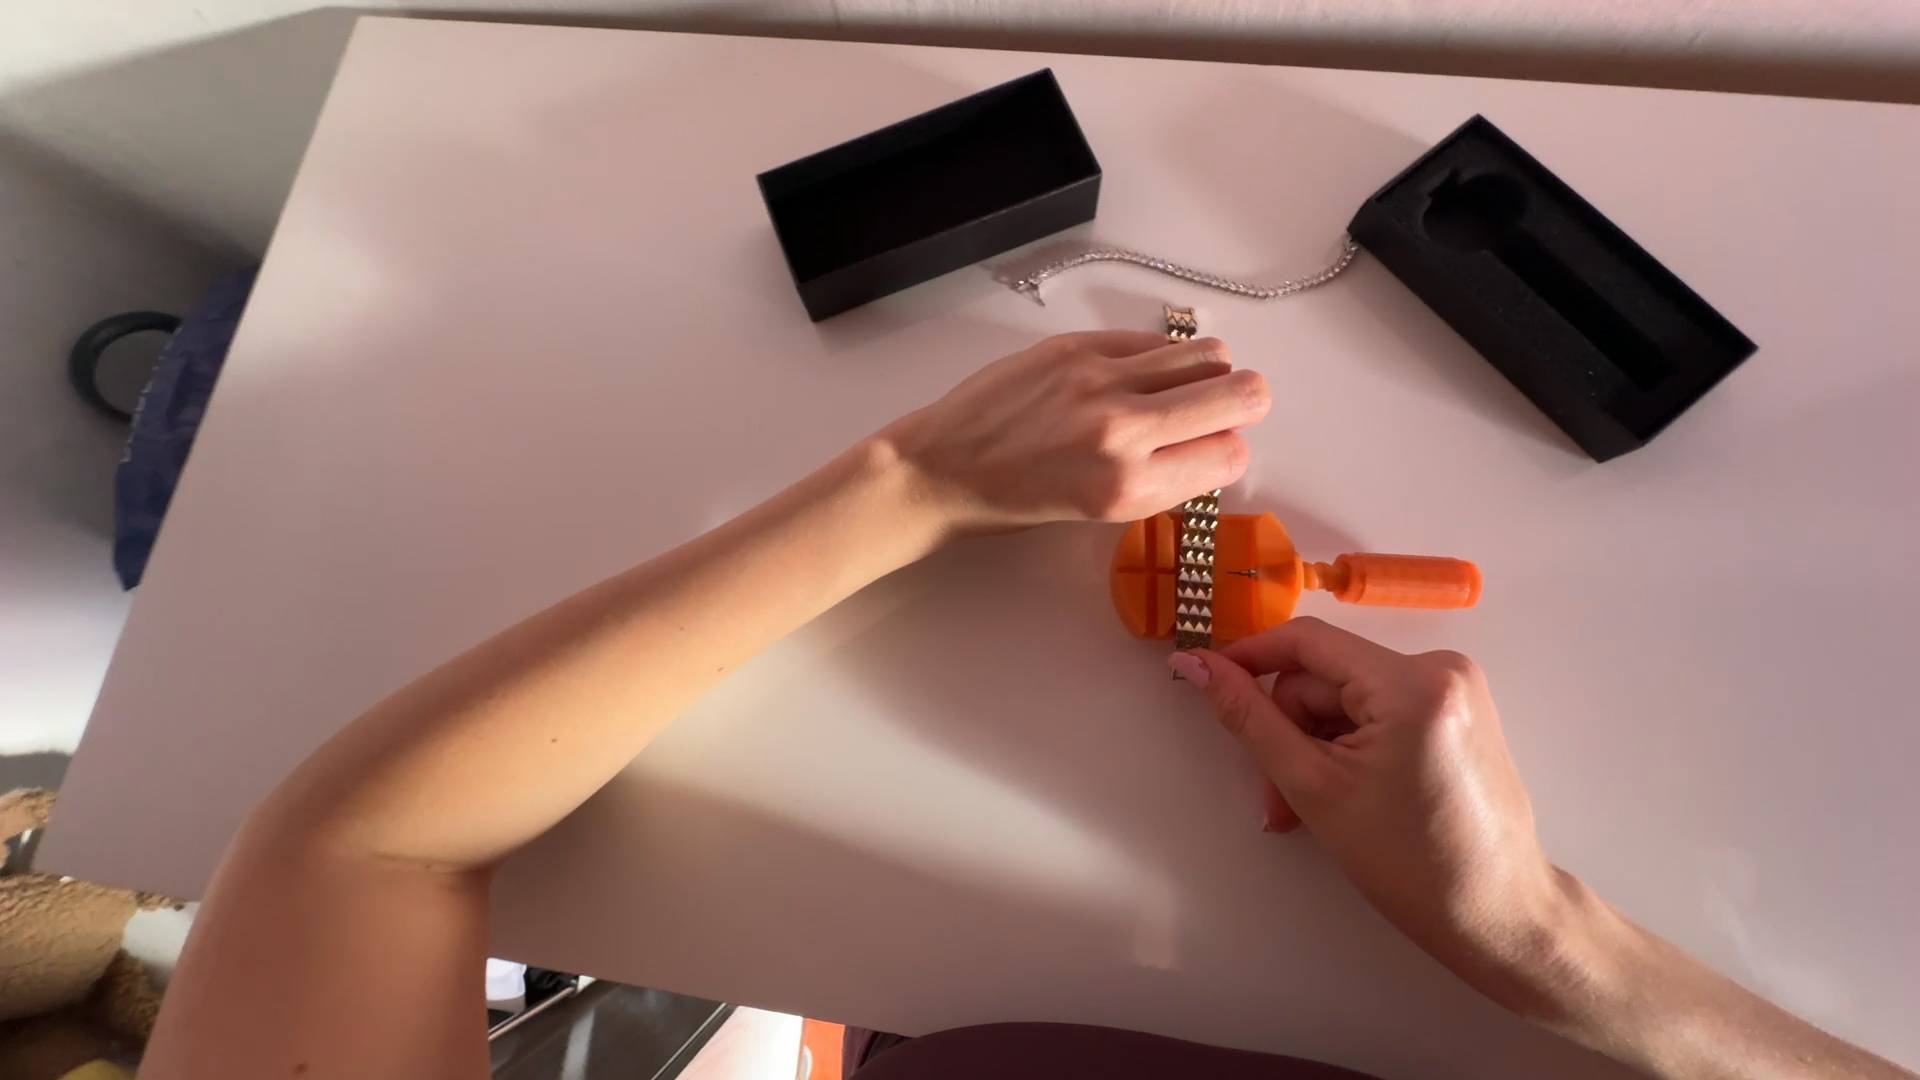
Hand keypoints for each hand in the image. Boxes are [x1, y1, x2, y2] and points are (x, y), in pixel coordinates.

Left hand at [881, 330, 1269, 534]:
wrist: (941, 468)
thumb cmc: (1013, 502)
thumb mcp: (1097, 514)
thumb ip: (1162, 478)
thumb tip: (1213, 441)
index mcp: (1129, 490)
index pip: (1231, 456)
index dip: (1227, 452)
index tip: (1210, 450)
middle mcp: (1124, 432)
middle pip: (1242, 393)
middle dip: (1244, 404)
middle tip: (1221, 410)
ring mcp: (1100, 380)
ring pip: (1207, 355)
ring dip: (1206, 374)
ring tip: (1174, 390)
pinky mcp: (1076, 346)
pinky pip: (1153, 340)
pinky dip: (1159, 357)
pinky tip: (1134, 375)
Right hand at [1169, 619, 1572, 1014]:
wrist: (1502, 921)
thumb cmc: (1407, 862)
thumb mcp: (1310, 784)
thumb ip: (1246, 714)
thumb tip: (1194, 662)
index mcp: (1411, 683)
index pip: (1306, 640)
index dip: (1248, 657)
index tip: (1208, 682)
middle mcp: (1440, 668)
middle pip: (1323, 676)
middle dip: (1289, 729)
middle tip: (1275, 793)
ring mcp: (1453, 688)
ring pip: (1343, 695)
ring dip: (1312, 743)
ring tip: (1305, 806)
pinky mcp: (1454, 709)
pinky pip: (1372, 706)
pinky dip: (1344, 742)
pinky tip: (1340, 789)